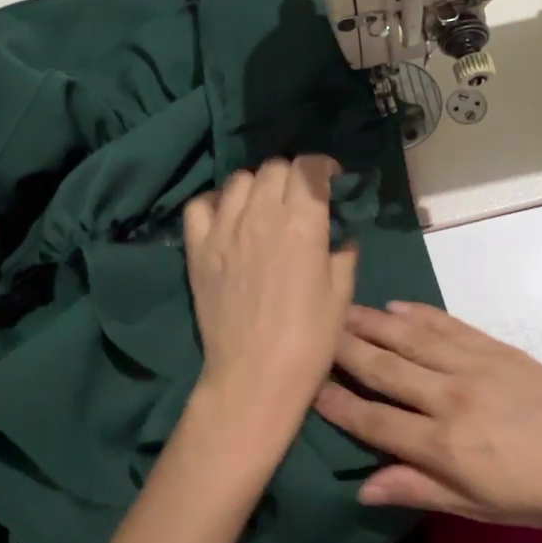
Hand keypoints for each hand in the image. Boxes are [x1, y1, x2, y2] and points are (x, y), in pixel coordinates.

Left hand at [183, 156, 356, 412]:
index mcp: (303, 222)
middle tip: (301, 199)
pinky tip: (229, 218)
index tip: (332, 179)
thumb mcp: (342, 293)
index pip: (309, 166)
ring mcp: (225, 229)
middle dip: (293, 176)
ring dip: (257, 185)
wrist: (255, 376)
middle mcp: (262, 215)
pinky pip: (200, 205)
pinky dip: (217, 203)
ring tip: (265, 206)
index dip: (323, 166)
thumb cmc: (310, 338)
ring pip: (239, 179)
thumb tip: (340, 235)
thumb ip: (343, 253)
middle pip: (275, 167)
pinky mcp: (198, 249)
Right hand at [314, 301, 541, 527]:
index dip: (337, 405)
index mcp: (442, 445)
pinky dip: (420, 313)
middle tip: (312, 330)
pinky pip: (449, 325)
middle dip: (345, 350)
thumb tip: (363, 488)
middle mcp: (450, 397)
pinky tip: (397, 306)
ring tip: (343, 309)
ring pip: (412, 338)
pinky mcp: (495, 348)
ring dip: (374, 322)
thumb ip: (419, 489)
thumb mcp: (475, 506)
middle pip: (385, 369)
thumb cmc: (537, 495)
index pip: (374, 420)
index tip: (307, 387)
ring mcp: (473, 366)